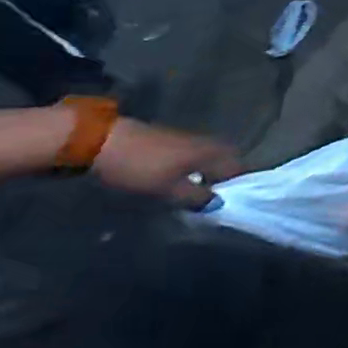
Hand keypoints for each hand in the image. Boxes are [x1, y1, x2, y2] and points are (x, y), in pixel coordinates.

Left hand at [93, 118, 240, 207]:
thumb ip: (197, 197)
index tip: (232, 205)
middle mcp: (209, 144)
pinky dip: (196, 172)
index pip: (238, 170)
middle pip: (226, 164)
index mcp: (214, 152)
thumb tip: (218, 204)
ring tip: (198, 197)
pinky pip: (197, 159)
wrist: (108, 143)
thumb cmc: (143, 168)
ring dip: (208, 178)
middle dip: (223, 182)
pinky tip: (183, 185)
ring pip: (211, 162)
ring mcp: (192, 141)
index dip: (238, 188)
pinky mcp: (176, 143)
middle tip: (214, 203)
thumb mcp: (169, 189)